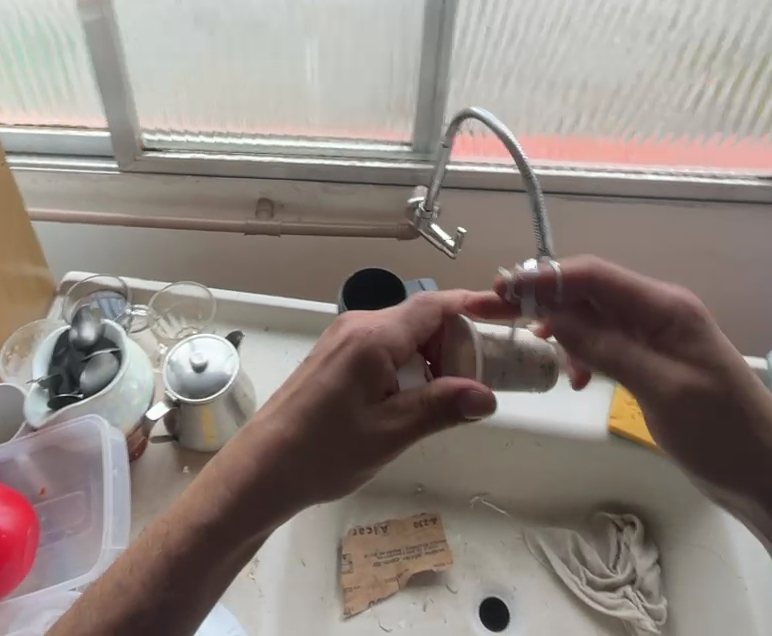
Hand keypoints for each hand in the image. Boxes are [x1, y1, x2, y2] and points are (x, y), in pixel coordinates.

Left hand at [209, 291, 499, 525]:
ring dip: (432, 354)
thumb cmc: (326, 451)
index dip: (474, 304)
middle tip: (485, 375)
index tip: (507, 310)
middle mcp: (358, 325)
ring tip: (453, 393)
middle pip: (420, 317)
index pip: (434, 306)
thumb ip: (440, 407)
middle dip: (456, 340)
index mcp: (373, 336)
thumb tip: (487, 396)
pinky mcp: (334, 355)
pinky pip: (383, 345)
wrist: (264, 466)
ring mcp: (342, 338)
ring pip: (402, 332)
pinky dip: (409, 362)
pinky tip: (416, 395)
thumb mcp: (391, 432)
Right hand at [496, 256, 771, 501]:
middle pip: (587, 292)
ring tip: (528, 345)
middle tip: (492, 310)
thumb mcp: (661, 388)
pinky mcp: (651, 362)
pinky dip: (581, 353)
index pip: (593, 275)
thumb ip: (606, 347)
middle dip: (541, 299)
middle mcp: (657, 311)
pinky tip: (572, 377)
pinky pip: (604, 343)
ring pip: (592, 317)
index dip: (544, 277)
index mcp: (665, 306)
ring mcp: (654, 337)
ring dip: (560, 327)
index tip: (502, 288)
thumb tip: (551, 316)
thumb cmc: (724, 433)